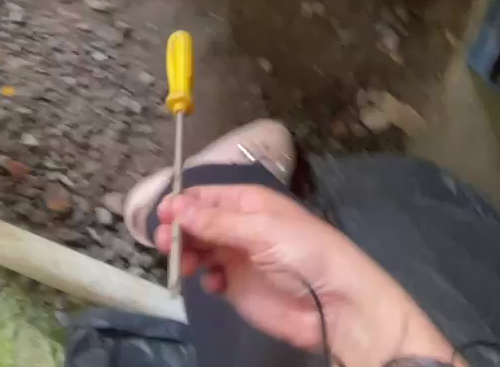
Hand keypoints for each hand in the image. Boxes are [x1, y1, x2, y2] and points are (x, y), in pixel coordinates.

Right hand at [158, 185, 458, 366]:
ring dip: (186, 252)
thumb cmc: (304, 252)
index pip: (206, 195)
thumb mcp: (261, 229)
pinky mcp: (238, 286)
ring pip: (200, 247)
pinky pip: (210, 275)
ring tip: (184, 264)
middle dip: (179, 228)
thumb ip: (217, 222)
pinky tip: (210, 283)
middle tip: (163, 242)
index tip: (161, 215)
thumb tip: (175, 206)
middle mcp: (239, 225)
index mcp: (248, 201)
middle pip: (197, 221)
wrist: (338, 304)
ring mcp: (238, 255)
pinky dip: (204, 277)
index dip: (182, 202)